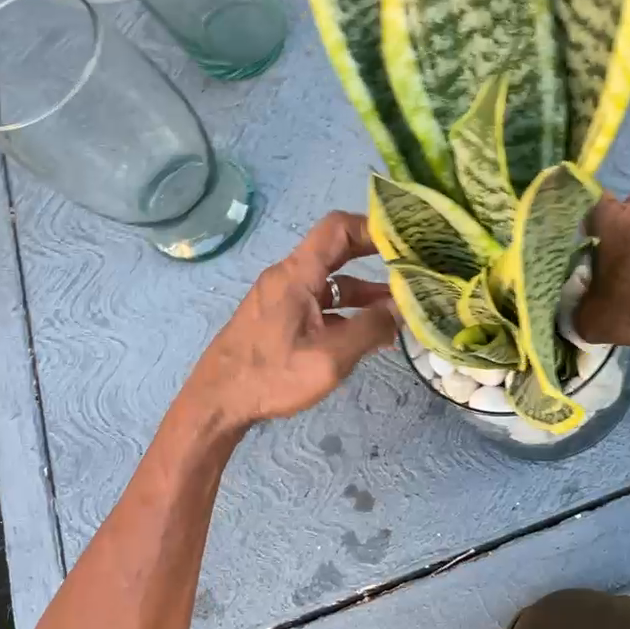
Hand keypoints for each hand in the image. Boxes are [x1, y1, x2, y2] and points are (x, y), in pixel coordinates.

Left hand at [181, 212, 396, 432]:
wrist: (218, 402)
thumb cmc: (272, 376)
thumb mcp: (330, 357)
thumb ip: (370, 329)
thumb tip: (401, 310)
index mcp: (297, 274)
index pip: (338, 228)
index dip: (373, 226)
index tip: (407, 239)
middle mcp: (290, 277)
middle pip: (338, 250)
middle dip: (376, 255)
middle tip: (412, 264)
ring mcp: (284, 297)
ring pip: (333, 282)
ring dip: (367, 291)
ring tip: (401, 308)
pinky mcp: (282, 318)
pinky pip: (322, 303)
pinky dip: (349, 311)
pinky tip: (372, 333)